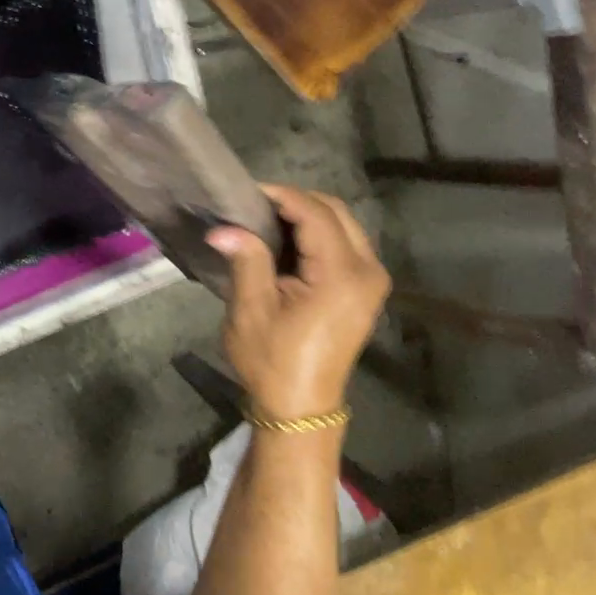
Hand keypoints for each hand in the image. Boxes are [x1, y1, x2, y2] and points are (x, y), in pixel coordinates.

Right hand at [209, 186, 389, 421]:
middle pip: (336, 213)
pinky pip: (345, 245)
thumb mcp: (251, 310)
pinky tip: (286, 243)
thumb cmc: (271, 359)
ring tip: (265, 221)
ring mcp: (371, 279)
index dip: (283, 197)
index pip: (316, 215)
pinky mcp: (365, 289)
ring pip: (344, 226)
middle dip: (296, 202)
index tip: (248, 191)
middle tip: (255, 205)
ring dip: (307, 217)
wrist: (300, 402)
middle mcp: (367, 269)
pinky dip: (317, 235)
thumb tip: (224, 229)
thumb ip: (247, 261)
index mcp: (340, 274)